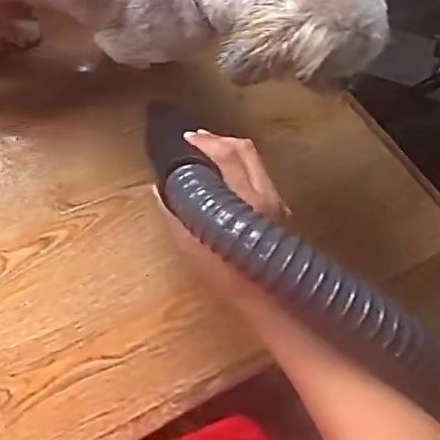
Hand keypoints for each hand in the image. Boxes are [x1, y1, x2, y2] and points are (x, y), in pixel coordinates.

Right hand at [164, 131, 291, 310]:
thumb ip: (174, 216)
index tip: (187, 138)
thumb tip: (158, 191)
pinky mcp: (282, 210)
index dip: (206, 142)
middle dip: (220, 138)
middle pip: (246, 149)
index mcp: (246, 199)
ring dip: (232, 150)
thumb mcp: (193, 248)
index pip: (227, 154)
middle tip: (198, 139)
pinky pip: (261, 175)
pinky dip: (242, 166)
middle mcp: (266, 194)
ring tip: (210, 152)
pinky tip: (229, 176)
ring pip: (256, 160)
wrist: (270, 301)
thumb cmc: (228, 276)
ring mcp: (277, 201)